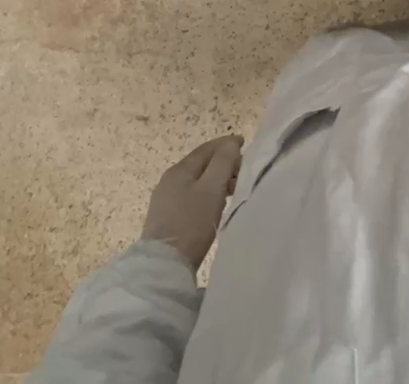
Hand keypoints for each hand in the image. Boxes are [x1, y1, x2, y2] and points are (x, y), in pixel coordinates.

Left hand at [139, 134, 242, 269]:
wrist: (164, 265)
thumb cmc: (191, 222)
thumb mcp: (212, 189)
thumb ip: (223, 162)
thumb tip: (230, 144)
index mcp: (179, 170)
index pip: (206, 149)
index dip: (226, 144)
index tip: (244, 143)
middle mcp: (169, 181)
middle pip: (201, 164)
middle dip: (223, 163)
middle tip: (243, 171)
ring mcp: (166, 200)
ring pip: (197, 181)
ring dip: (216, 180)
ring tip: (234, 189)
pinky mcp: (167, 218)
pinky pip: (191, 196)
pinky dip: (207, 193)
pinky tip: (216, 205)